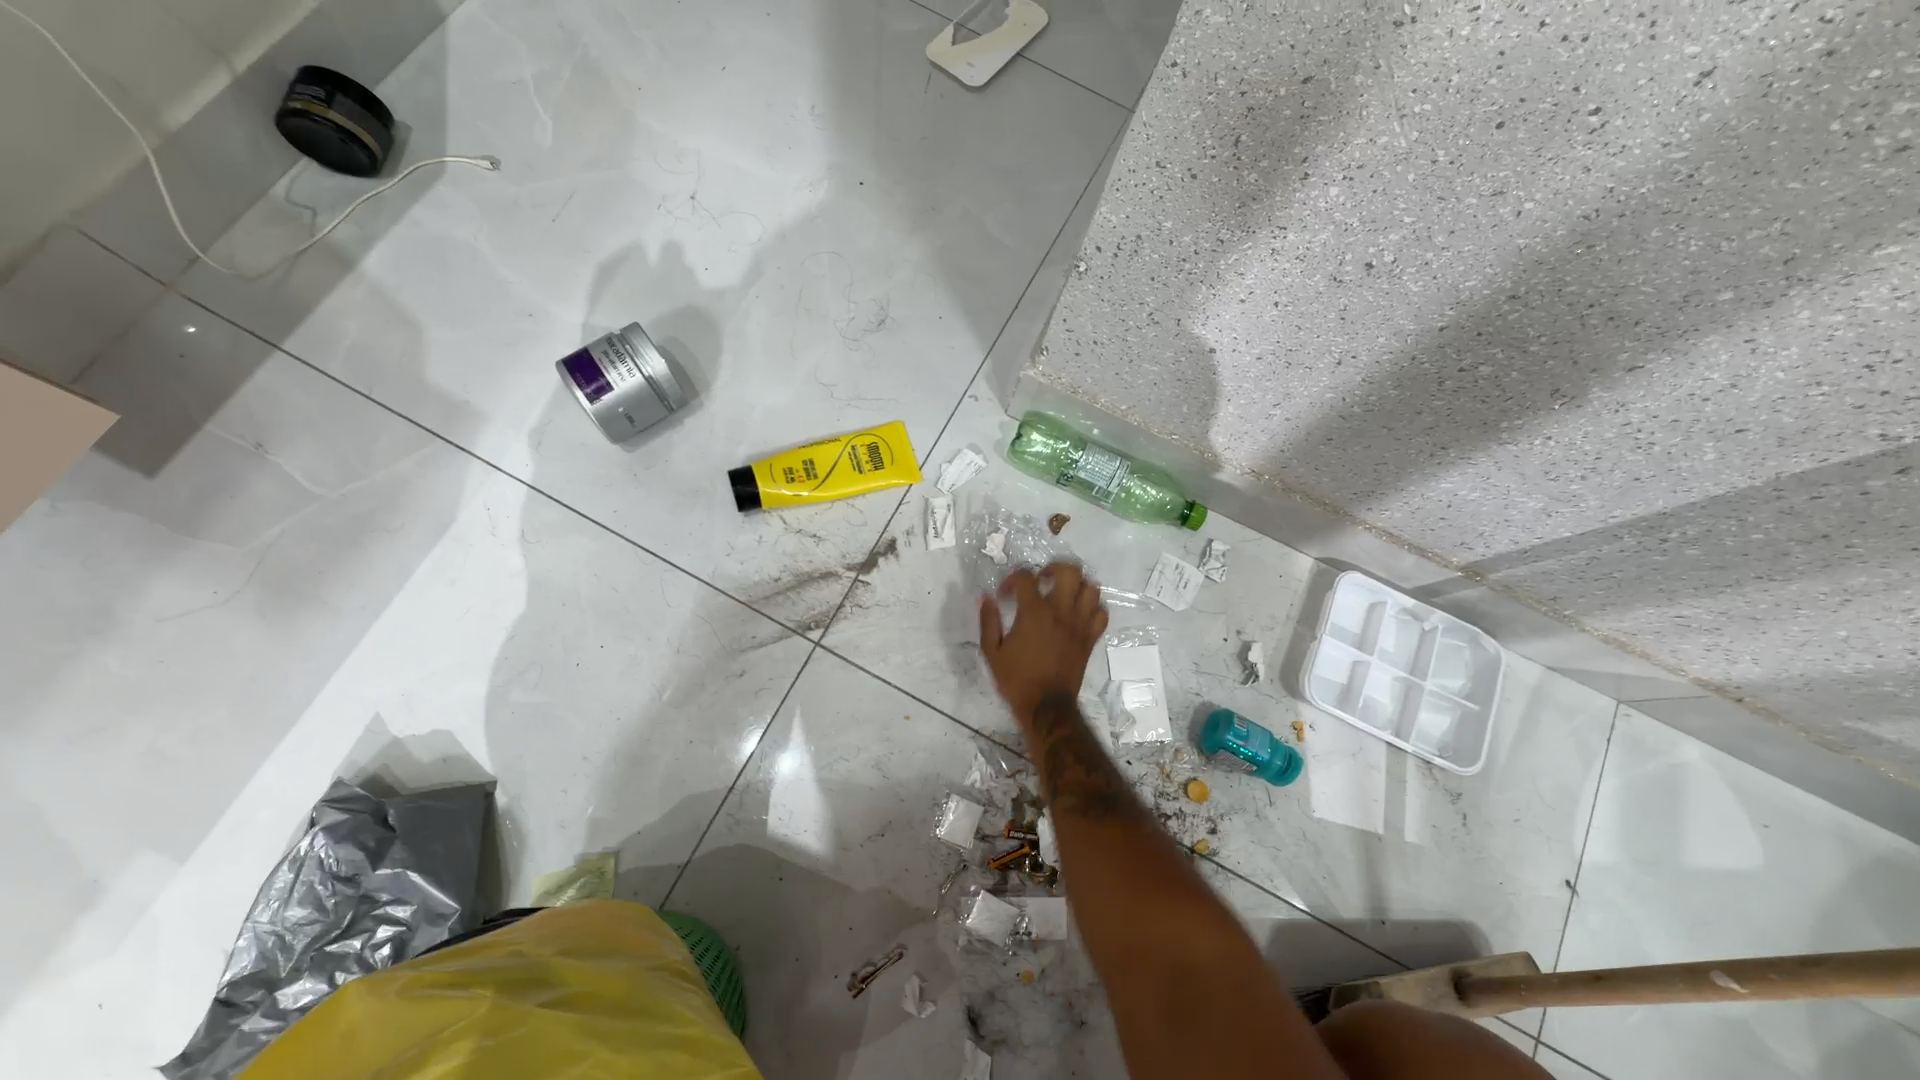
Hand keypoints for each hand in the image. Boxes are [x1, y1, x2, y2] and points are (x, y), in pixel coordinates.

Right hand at [979, 561, 1109, 732]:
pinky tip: (1078, 613)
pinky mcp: (1091, 637)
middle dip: (1054, 568)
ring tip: (1062, 593)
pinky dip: (1092, 607)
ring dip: (1076, 585)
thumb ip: (988, 621)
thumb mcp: (991, 652)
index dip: (1013, 579)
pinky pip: (1101, 612)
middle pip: (1069, 571)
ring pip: (1090, 588)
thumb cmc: (1017, 680)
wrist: (1046, 706)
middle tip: (1042, 580)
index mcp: (1034, 613)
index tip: (1006, 594)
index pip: (1026, 577)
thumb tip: (986, 597)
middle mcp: (1061, 612)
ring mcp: (1080, 624)